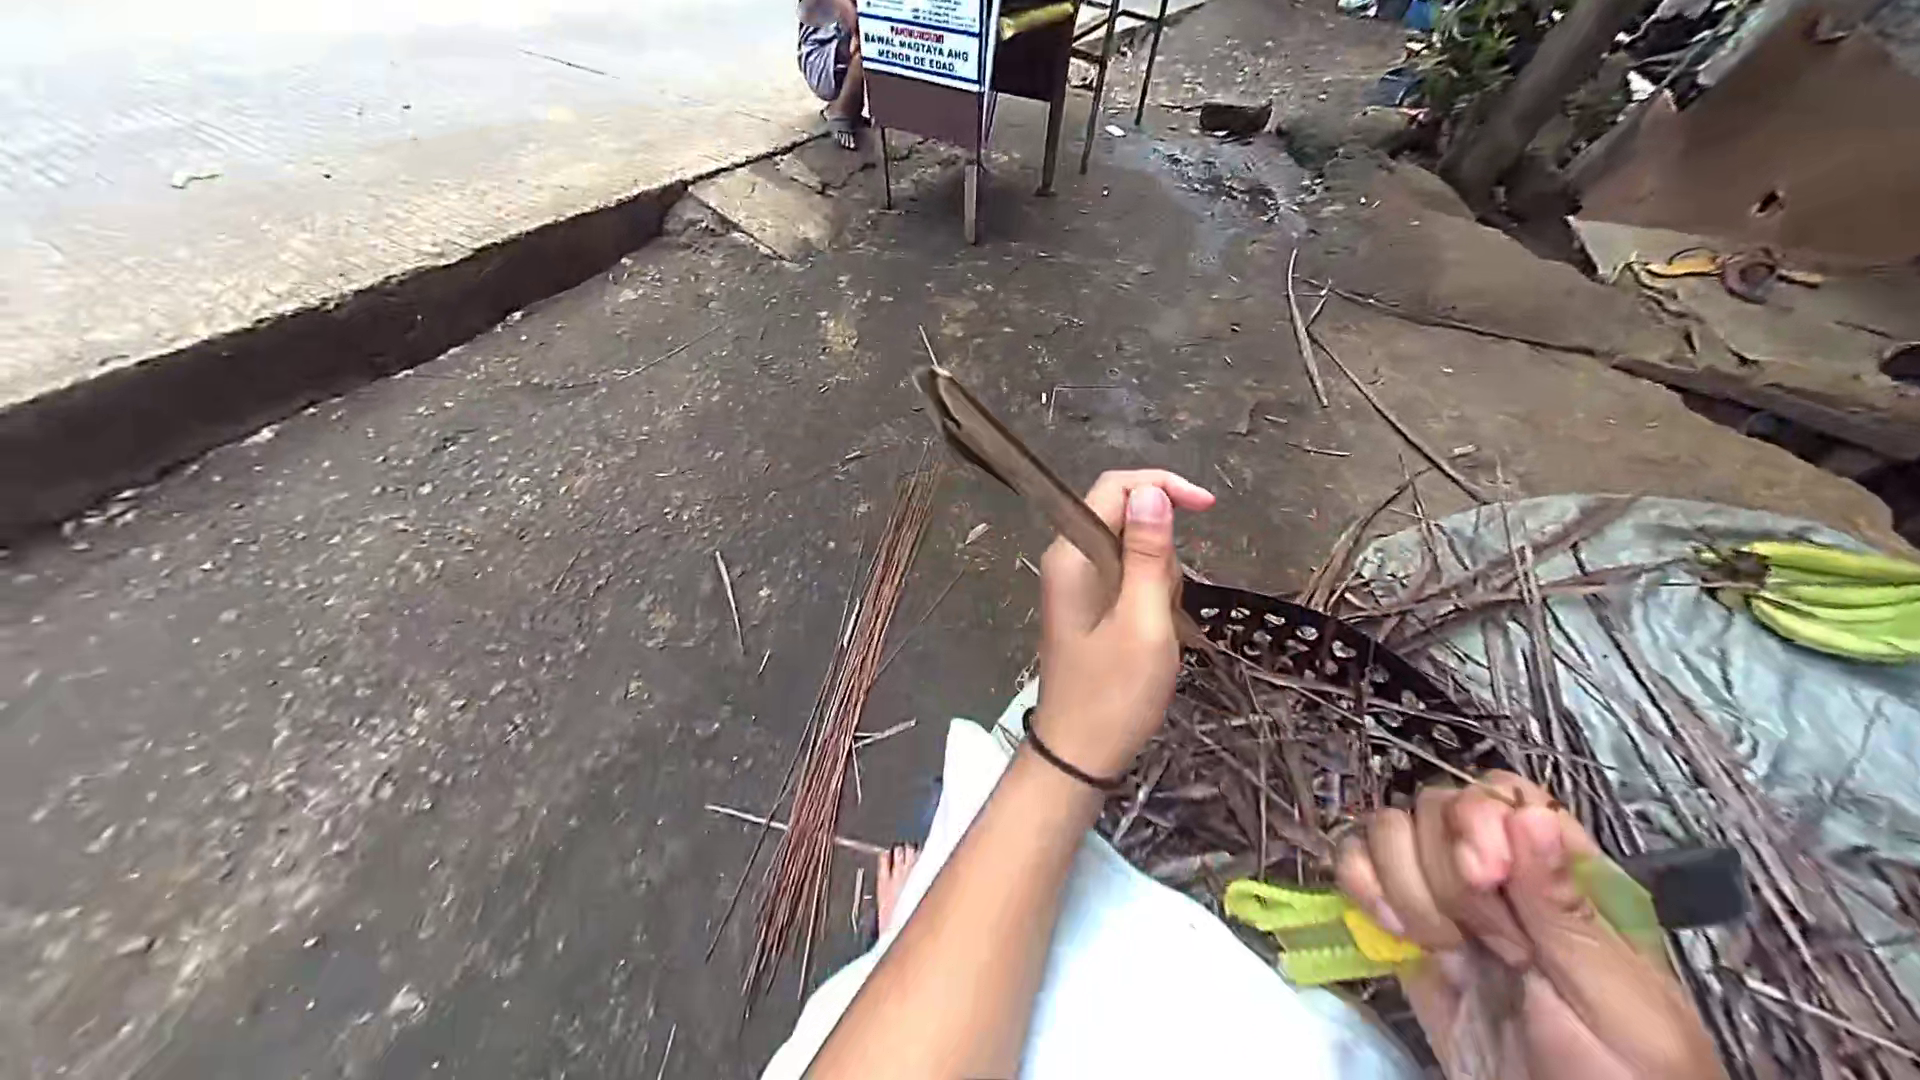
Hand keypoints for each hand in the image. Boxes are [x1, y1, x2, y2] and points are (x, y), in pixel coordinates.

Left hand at [1033, 469, 1213, 778]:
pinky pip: (1126, 578)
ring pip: (1131, 551)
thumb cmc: (1114, 693)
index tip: (1206, 508)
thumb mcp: (1144, 622)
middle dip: (1160, 551)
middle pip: (1124, 518)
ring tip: (1155, 629)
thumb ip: (1148, 554)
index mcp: (1072, 555)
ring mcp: (1074, 582)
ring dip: (1158, 579)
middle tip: (1164, 605)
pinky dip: (1148, 597)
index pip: (1113, 487)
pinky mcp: (1086, 603)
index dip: (1161, 486)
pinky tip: (1149, 634)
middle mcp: (1067, 559)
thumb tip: (1151, 492)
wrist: (1080, 752)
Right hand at [1335, 774, 1723, 1079]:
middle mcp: (1492, 868)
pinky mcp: (1392, 916)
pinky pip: (1352, 863)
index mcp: (1560, 873)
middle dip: (1446, 875)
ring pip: (1385, 829)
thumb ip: (1567, 908)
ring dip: (1404, 888)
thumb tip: (1530, 812)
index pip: (1500, 793)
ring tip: (1443, 948)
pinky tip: (1391, 929)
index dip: (1479, 820)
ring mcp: (1436, 891)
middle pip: (1432, 807)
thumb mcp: (1620, 1004)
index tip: (1487, 877)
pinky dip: (1359, 884)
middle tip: (1492, 944)